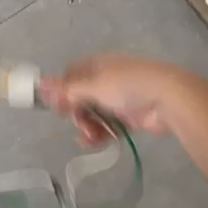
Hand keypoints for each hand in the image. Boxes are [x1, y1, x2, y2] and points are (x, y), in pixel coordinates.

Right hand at [39, 55, 200, 146]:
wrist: (168, 99)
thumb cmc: (128, 86)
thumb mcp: (94, 86)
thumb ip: (67, 89)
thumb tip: (39, 83)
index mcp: (97, 65)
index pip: (71, 75)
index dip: (63, 91)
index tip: (58, 107)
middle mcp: (106, 79)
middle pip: (81, 97)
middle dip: (76, 113)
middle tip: (78, 124)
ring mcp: (119, 98)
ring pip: (94, 114)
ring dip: (88, 126)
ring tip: (91, 137)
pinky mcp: (130, 116)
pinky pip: (108, 125)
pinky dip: (101, 134)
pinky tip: (97, 143)